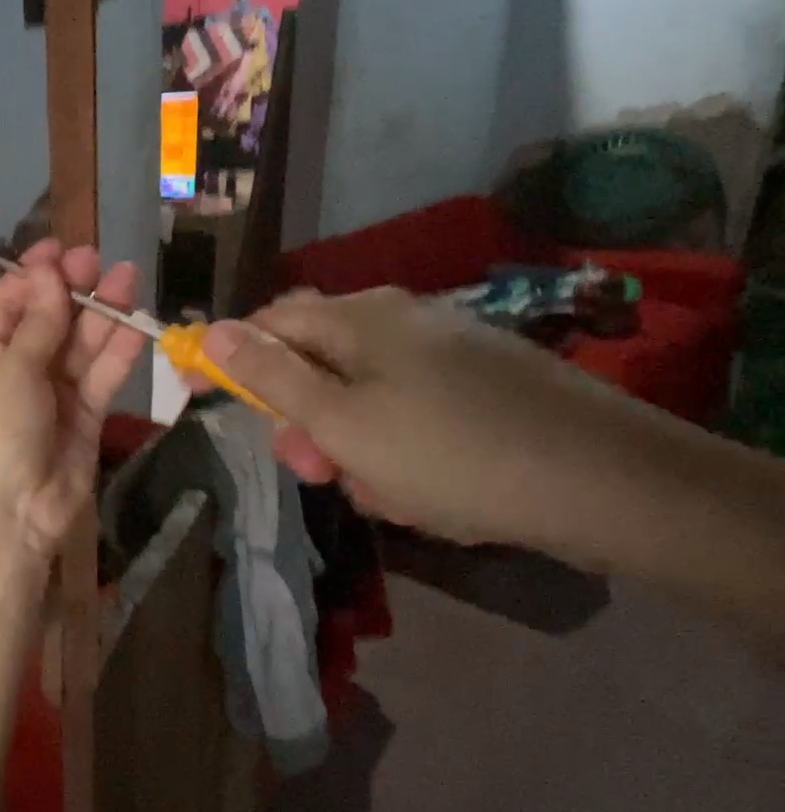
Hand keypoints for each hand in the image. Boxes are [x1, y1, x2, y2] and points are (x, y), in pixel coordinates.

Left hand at [0, 241, 149, 560]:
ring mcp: (51, 396)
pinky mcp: (84, 418)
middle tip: (96, 260)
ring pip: (79, 346)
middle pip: (46, 322)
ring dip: (100, 314)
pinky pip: (101, 377)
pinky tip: (136, 322)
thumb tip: (47, 275)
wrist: (10, 516)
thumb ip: (37, 327)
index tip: (57, 248)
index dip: (30, 278)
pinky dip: (118, 352)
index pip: (4, 308)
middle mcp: (14, 373)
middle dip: (69, 291)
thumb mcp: (8, 373)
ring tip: (125, 276)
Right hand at [195, 287, 661, 550]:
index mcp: (357, 318)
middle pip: (315, 360)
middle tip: (312, 469)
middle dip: (302, 418)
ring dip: (354, 444)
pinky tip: (427, 489)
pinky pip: (413, 409)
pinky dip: (401, 447)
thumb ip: (268, 377)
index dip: (225, 356)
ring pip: (364, 394)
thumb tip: (211, 330)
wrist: (614, 484)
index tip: (197, 394)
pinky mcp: (488, 382)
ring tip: (383, 494)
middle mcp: (399, 318)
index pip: (264, 323)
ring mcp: (449, 348)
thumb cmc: (447, 451)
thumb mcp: (338, 423)